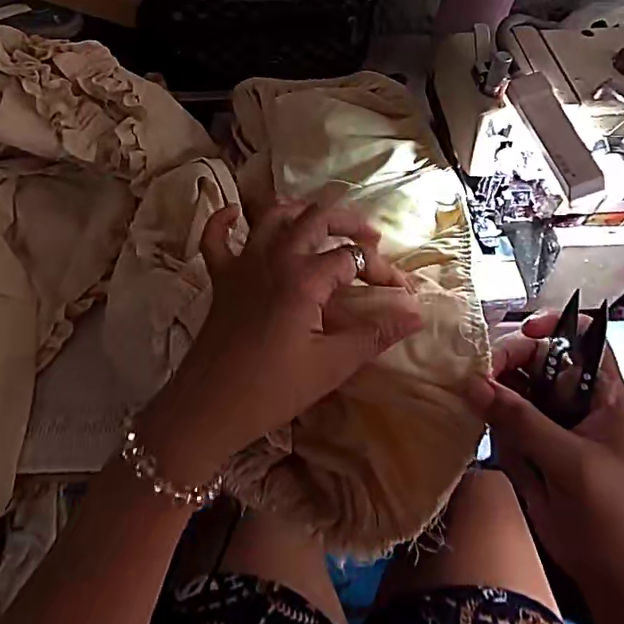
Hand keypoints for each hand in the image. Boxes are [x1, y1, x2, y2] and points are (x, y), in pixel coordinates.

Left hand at [137, 201, 421, 484]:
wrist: (206, 411)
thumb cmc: (272, 390)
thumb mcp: (331, 366)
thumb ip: (375, 334)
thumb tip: (417, 314)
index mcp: (303, 278)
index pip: (353, 257)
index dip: (381, 269)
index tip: (401, 291)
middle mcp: (273, 259)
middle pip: (315, 218)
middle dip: (348, 222)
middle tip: (371, 238)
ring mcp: (242, 265)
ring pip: (272, 217)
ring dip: (300, 212)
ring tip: (323, 223)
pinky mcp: (221, 280)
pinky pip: (215, 238)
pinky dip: (224, 221)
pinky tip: (235, 214)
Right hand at [466, 312, 623, 613]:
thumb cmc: (616, 519)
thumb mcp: (572, 465)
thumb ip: (522, 421)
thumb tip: (473, 382)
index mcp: (605, 395)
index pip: (584, 338)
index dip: (557, 324)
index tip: (523, 330)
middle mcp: (578, 402)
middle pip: (540, 359)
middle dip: (511, 360)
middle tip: (480, 376)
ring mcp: (554, 426)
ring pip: (518, 389)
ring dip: (496, 390)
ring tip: (472, 395)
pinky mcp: (535, 451)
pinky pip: (507, 421)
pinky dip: (491, 418)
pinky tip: (476, 418)